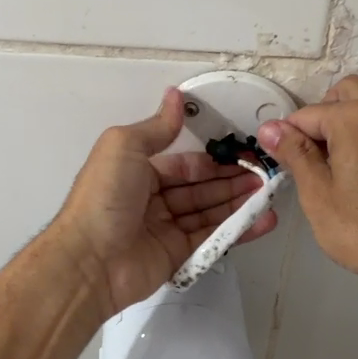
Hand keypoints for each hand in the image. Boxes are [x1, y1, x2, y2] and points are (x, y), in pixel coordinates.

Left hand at [47, 88, 278, 315]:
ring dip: (239, 204)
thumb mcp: (125, 147)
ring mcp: (164, 230)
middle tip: (264, 176)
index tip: (243, 156)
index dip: (214, 160)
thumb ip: (157, 127)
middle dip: (233, 181)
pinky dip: (237, 230)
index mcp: (137, 173)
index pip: (185, 165)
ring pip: (209, 213)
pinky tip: (260, 220)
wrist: (89, 261)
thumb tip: (174, 97)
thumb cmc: (102, 199)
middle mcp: (151, 201)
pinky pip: (211, 239)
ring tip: (268, 195)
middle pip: (201, 189)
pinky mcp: (175, 256)